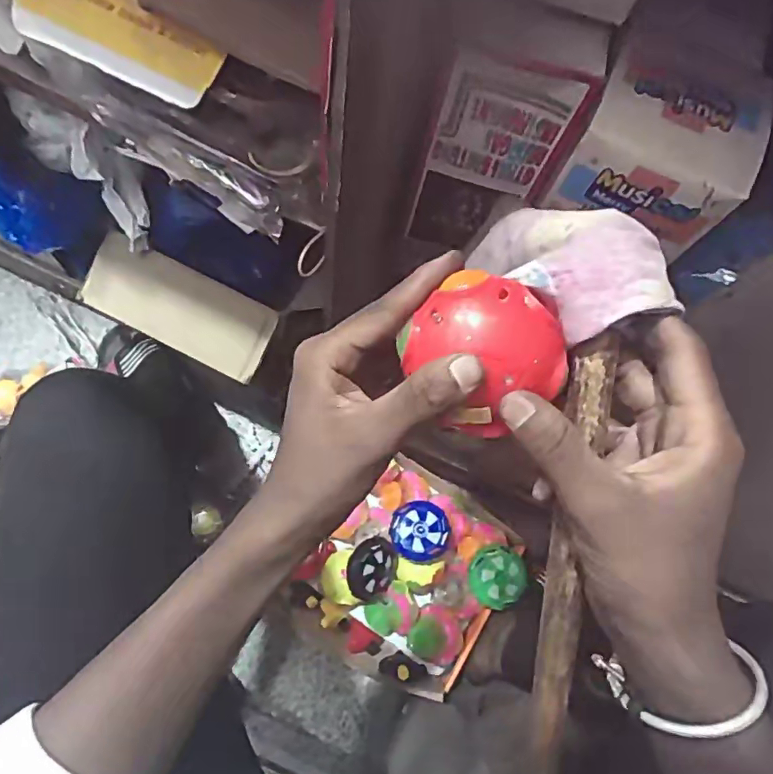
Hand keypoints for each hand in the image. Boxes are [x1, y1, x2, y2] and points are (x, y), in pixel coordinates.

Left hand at [252, 252, 484, 546]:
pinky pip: (395, 379)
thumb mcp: (373, 434)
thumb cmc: (323, 474)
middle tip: (475, 293)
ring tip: (474, 324)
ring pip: (395, 353)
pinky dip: (423, 376)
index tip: (457, 258)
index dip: (421, 284)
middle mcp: (334, 356)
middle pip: (389, 325)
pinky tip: (454, 371)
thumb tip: (472, 363)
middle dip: (430, 310)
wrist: (296, 515)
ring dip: (430, 344)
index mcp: (327, 352)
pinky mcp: (356, 400)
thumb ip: (420, 398)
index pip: (382, 311)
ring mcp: (344, 378)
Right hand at [500, 317, 750, 719]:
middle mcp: (679, 435)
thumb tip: (510, 394)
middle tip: (540, 330)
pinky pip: (595, 443)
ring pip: (610, 410)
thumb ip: (554, 445)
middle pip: (636, 377)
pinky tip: (532, 448)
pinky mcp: (626, 479)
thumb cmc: (646, 567)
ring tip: (524, 375)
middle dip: (591, 358)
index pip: (680, 352)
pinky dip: (568, 441)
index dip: (644, 317)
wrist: (656, 636)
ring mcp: (650, 458)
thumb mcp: (597, 501)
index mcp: (698, 430)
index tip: (593, 290)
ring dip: (572, 403)